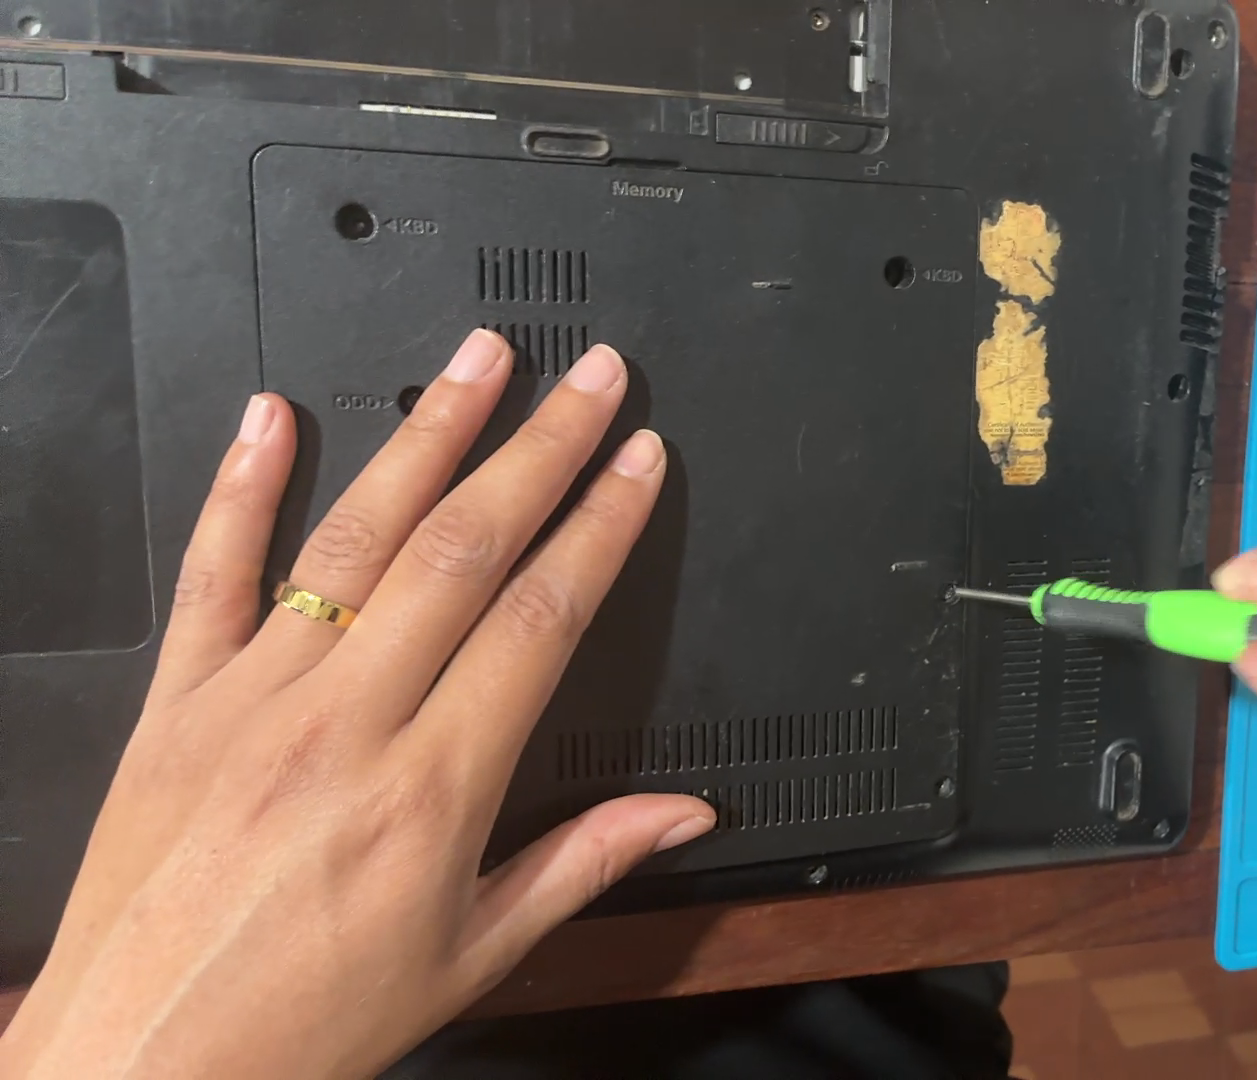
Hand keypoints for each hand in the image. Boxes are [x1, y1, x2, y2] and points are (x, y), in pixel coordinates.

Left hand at [0, 330, 714, 1079]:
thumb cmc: (314, 1020)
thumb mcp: (481, 948)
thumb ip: (592, 859)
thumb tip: (692, 813)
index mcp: (435, 783)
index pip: (544, 615)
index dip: (601, 525)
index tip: (638, 460)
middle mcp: (346, 721)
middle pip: (467, 548)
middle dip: (543, 448)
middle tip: (590, 379)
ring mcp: (252, 700)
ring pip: (358, 536)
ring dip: (430, 435)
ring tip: (480, 361)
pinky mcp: (177, 705)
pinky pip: (211, 576)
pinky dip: (241, 486)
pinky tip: (275, 415)